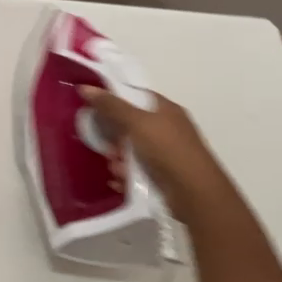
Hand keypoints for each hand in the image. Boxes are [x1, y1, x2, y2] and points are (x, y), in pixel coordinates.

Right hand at [79, 86, 238, 224]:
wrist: (196, 195)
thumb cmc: (168, 150)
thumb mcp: (137, 122)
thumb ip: (111, 105)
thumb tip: (85, 87)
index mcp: (166, 110)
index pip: (136, 95)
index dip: (114, 97)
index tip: (93, 105)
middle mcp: (168, 129)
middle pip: (131, 123)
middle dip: (114, 135)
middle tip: (104, 143)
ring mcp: (167, 153)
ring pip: (132, 149)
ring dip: (119, 157)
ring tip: (115, 166)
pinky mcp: (164, 175)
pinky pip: (137, 169)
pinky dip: (126, 174)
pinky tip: (119, 180)